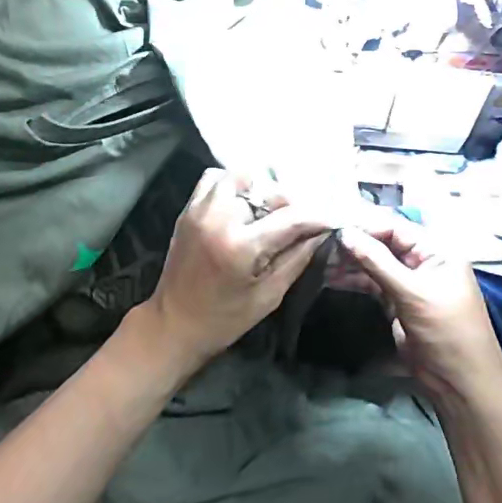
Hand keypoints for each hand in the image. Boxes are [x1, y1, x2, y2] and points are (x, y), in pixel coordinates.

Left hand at [141, 169, 332, 368]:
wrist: (172, 326)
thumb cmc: (224, 320)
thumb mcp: (269, 296)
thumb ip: (297, 258)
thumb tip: (321, 232)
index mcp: (240, 246)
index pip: (290, 217)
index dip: (316, 217)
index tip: (330, 219)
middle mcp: (219, 218)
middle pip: (267, 190)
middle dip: (287, 203)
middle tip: (294, 221)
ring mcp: (200, 210)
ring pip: (241, 176)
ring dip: (259, 190)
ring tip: (266, 211)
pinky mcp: (188, 209)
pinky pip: (215, 179)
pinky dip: (232, 185)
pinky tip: (241, 206)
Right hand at [334, 214, 501, 406]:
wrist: (461, 384)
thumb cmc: (445, 331)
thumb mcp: (412, 293)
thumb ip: (378, 262)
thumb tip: (346, 233)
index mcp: (437, 249)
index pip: (396, 227)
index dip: (366, 226)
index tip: (334, 227)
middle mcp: (424, 260)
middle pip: (385, 243)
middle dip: (356, 243)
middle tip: (321, 243)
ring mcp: (411, 282)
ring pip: (377, 264)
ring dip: (352, 262)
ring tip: (320, 259)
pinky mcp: (400, 302)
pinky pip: (375, 283)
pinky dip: (356, 280)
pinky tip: (332, 277)